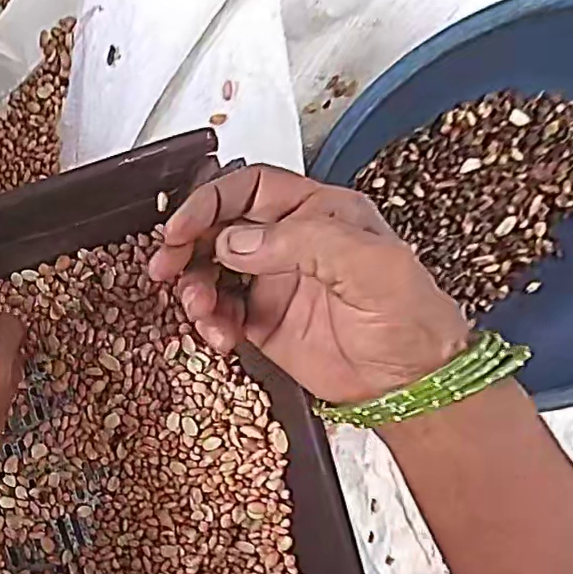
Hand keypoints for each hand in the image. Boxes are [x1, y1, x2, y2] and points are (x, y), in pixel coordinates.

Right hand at [146, 164, 470, 404]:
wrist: (405, 384)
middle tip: (164, 268)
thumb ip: (305, 242)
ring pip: (210, 273)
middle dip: (185, 247)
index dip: (208, 202)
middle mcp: (287, 244)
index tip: (178, 228)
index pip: (249, 189)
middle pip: (218, 229)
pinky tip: (221, 338)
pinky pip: (218, 314)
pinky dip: (209, 324)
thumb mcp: (372, 267)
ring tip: (201, 311)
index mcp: (317, 213)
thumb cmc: (408, 319)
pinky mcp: (259, 322)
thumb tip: (234, 242)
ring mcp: (270, 283)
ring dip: (194, 290)